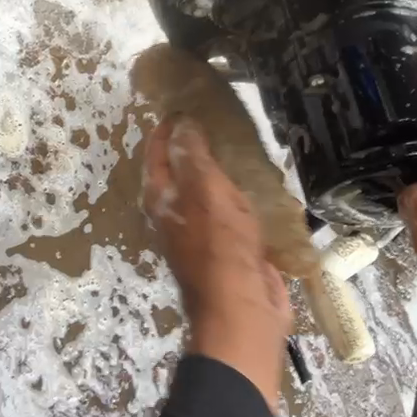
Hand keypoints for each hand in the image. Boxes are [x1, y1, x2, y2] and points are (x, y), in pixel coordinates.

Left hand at [142, 116, 292, 407]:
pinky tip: (259, 187)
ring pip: (207, 192)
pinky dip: (241, 197)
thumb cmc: (219, 246)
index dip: (167, 128)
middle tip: (217, 123)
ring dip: (220, 172)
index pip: (157, 152)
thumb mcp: (204, 190)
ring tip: (240, 148)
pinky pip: (231, 214)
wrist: (242, 311)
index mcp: (160, 198)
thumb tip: (181, 123)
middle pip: (180, 171)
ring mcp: (200, 233)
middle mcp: (174, 214)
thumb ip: (192, 155)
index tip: (184, 105)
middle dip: (195, 147)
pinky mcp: (228, 249)